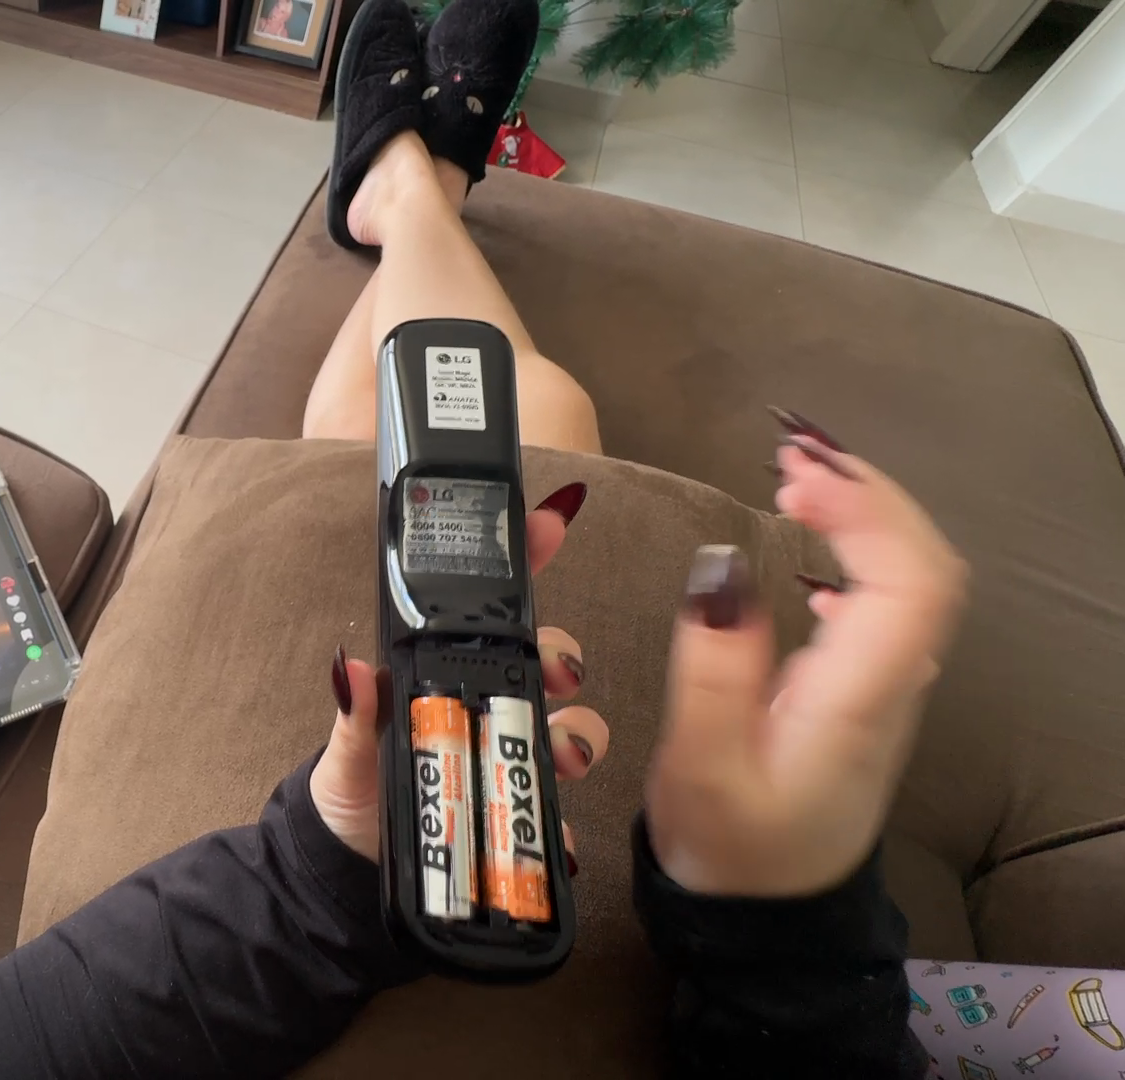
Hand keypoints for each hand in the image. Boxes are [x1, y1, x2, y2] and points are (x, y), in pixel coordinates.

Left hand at [311, 484, 608, 862]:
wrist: (353, 867)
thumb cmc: (347, 795)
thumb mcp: (346, 751)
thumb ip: (354, 713)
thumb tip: (351, 668)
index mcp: (436, 676)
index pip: (479, 613)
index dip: (518, 565)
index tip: (548, 525)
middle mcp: (476, 705)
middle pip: (541, 660)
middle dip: (562, 655)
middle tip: (554, 671)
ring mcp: (503, 753)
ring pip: (570, 723)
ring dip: (579, 731)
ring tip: (561, 751)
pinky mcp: (520, 806)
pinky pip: (562, 803)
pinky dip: (568, 814)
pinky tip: (557, 830)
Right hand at [646, 423, 966, 896]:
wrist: (759, 905)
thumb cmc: (727, 836)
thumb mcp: (704, 758)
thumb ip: (713, 664)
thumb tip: (718, 563)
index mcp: (857, 698)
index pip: (908, 582)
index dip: (865, 514)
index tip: (790, 475)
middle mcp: (889, 685)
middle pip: (924, 570)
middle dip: (869, 497)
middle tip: (792, 452)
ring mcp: (879, 690)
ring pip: (909, 582)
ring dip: (863, 517)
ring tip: (797, 478)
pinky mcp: (854, 694)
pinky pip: (880, 604)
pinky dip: (851, 552)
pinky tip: (808, 544)